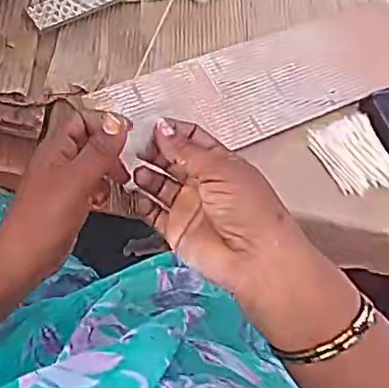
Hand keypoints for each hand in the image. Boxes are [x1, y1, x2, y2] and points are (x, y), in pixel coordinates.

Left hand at [0, 104, 128, 280]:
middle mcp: (56, 161)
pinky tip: (101, 200)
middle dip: (110, 149)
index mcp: (55, 149)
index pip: (81, 120)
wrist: (24, 257)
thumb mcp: (77, 180)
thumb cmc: (43, 219)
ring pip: (90, 165)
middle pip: (88, 141)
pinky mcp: (65, 201)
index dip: (105, 123)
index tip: (128, 133)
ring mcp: (60, 182)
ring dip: (107, 170)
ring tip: (118, 181)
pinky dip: (99, 189)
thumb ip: (98, 152)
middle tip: (125, 163)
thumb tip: (116, 124)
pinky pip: (88, 186)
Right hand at [124, 120, 354, 339]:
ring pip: (158, 184)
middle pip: (170, 160)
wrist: (256, 260)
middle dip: (153, 151)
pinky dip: (138, 201)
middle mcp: (203, 184)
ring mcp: (188, 206)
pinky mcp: (176, 228)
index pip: (190, 140)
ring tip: (134, 169)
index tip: (151, 127)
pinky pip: (150, 211)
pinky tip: (132, 192)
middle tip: (137, 146)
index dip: (171, 132)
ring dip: (144, 174)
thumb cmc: (253, 214)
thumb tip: (163, 130)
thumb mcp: (219, 169)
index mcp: (220, 164)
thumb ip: (186, 150)